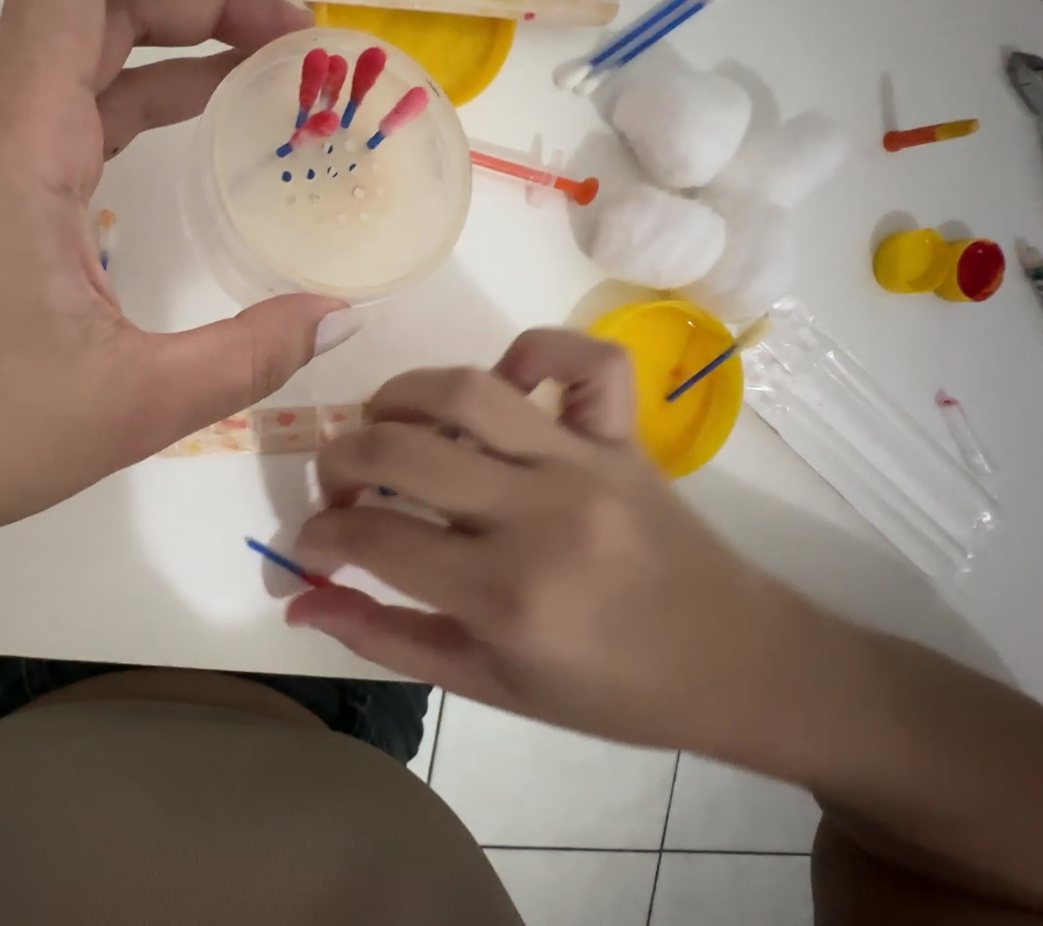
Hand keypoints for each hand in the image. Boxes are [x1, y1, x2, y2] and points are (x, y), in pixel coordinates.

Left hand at [0, 0, 346, 579]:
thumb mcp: (134, 403)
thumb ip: (249, 355)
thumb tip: (341, 314)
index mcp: (24, 153)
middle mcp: (1, 143)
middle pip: (92, 12)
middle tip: (289, 32)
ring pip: (82, 70)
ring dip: (168, 52)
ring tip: (262, 72)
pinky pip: (70, 129)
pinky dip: (135, 110)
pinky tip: (186, 136)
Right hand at [286, 329, 839, 755]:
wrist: (743, 669)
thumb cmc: (605, 689)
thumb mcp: (485, 685)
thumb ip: (384, 639)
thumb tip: (299, 605)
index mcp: (505, 594)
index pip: (372, 537)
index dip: (318, 536)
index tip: (311, 543)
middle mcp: (539, 515)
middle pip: (399, 449)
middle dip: (338, 459)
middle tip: (336, 484)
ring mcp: (586, 464)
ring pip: (465, 389)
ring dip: (399, 395)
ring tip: (385, 424)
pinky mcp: (624, 438)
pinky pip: (582, 361)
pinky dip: (530, 351)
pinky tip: (500, 383)